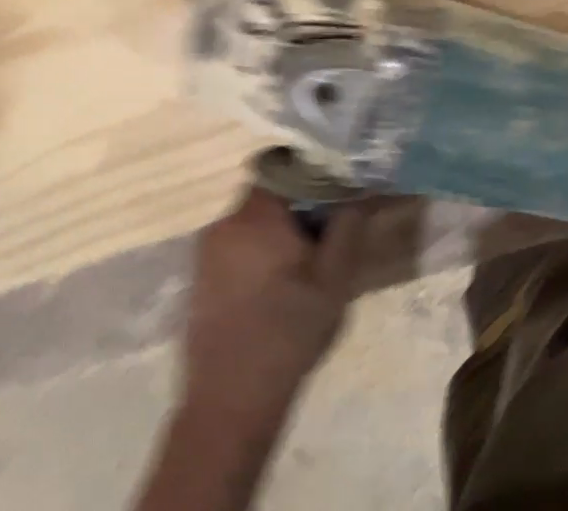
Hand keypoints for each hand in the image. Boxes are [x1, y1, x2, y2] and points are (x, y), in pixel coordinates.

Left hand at [179, 189, 368, 426]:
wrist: (230, 400)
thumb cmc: (289, 331)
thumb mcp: (335, 275)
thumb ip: (349, 223)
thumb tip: (365, 185)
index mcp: (254, 217)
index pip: (287, 166)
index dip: (319, 169)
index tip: (347, 185)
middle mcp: (223, 225)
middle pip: (271, 192)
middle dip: (305, 200)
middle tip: (338, 222)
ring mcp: (206, 253)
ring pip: (256, 219)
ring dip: (286, 226)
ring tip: (316, 253)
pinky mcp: (201, 278)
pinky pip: (240, 243)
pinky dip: (266, 247)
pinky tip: (287, 278)